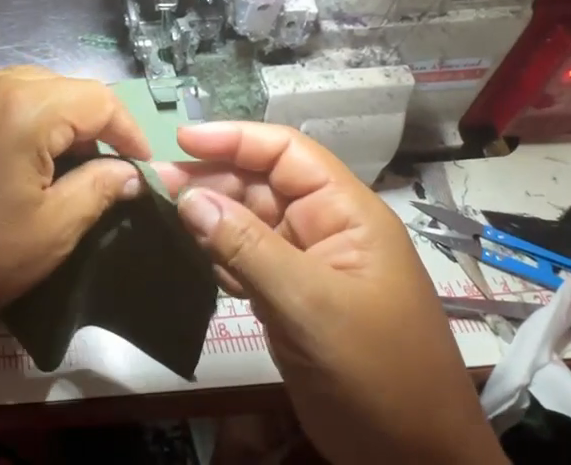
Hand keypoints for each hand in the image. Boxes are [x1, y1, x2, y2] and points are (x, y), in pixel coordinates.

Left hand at [0, 67, 151, 334]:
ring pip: (30, 86)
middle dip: (93, 122)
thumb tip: (128, 172)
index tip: (141, 168)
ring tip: (69, 163)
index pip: (96, 98)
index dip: (128, 129)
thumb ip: (98, 189)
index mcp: (23, 106)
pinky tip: (24, 156)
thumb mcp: (51, 230)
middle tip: (107, 168)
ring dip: (58, 117)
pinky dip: (23, 116)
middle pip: (62, 85)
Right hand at [156, 123, 503, 464]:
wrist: (414, 462)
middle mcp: (326, 229)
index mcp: (347, 214)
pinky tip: (191, 257)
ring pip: (249, 221)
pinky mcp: (292, 299)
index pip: (286, 153)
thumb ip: (246, 245)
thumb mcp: (308, 303)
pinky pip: (247, 259)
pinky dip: (218, 255)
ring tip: (162, 215)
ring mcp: (308, 266)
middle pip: (261, 183)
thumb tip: (187, 196)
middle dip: (212, 179)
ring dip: (209, 216)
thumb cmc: (375, 372)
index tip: (180, 139)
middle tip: (156, 186)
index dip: (234, 138)